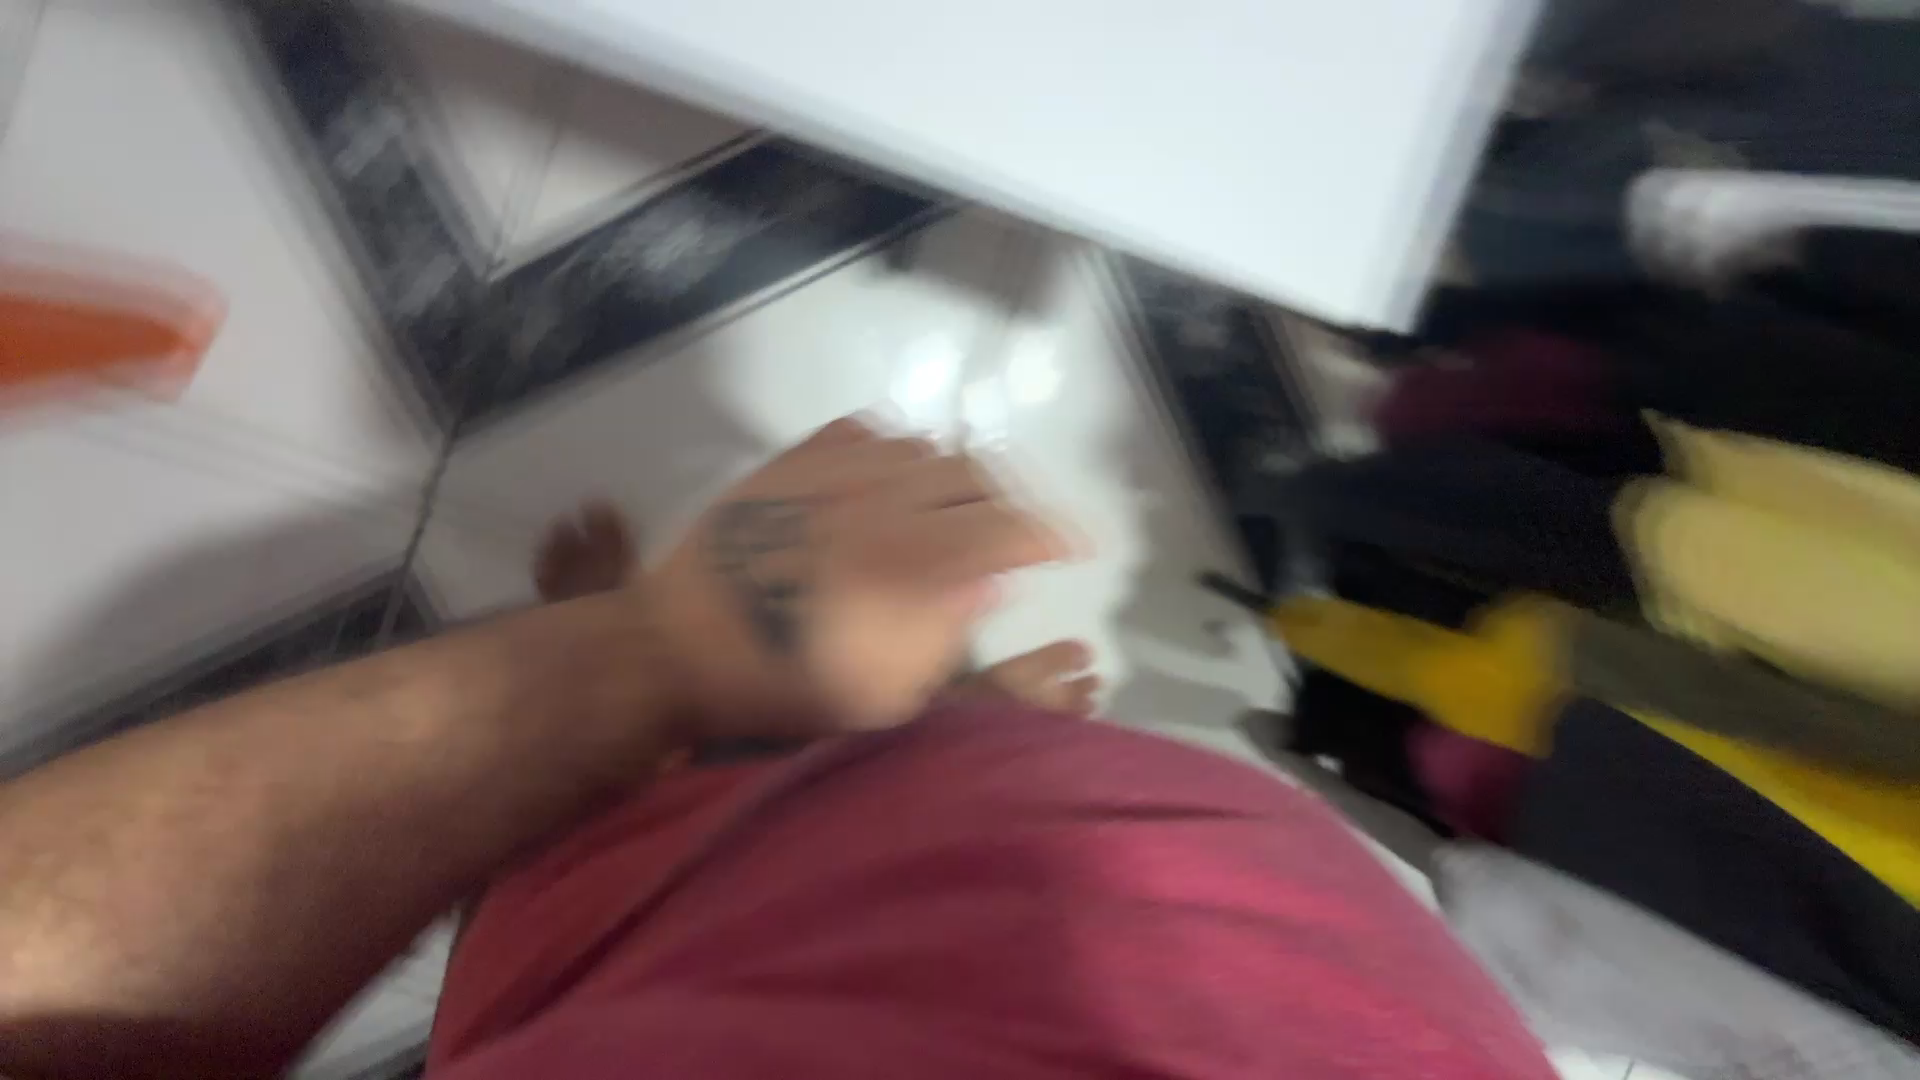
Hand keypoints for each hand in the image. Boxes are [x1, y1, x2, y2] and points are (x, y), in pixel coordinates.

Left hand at [641, 416, 1074, 736]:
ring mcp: (838, 471)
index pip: (1010, 527)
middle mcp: (886, 500)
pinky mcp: (796, 459)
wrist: (682, 646)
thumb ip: (949, 627)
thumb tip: (995, 576)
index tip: (1077, 545)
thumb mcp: (885, 689)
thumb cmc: (788, 683)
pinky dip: (897, 450)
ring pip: (927, 449)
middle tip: (1018, 531)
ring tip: (957, 505)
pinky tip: (894, 478)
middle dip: (1011, 504)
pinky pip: (868, 431)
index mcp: (914, 562)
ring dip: (956, 477)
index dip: (1054, 533)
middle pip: (977, 479)